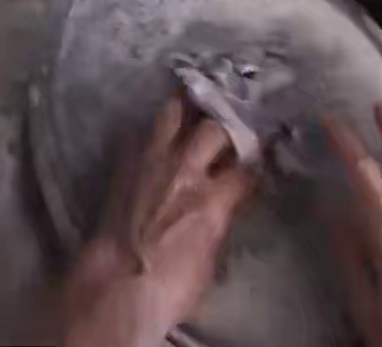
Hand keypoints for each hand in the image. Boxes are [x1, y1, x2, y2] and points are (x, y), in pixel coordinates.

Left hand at [60, 97, 256, 346]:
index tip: (262, 150)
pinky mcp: (129, 157)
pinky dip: (156, 126)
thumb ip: (220, 218)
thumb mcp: (211, 256)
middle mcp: (186, 169)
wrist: (120, 278)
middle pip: (213, 128)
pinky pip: (145, 129)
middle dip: (225, 123)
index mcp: (212, 199)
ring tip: (194, 96)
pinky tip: (161, 126)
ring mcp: (154, 157)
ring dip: (186, 105)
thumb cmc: (172, 284)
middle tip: (229, 120)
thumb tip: (225, 201)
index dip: (257, 158)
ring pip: (173, 112)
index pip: (246, 168)